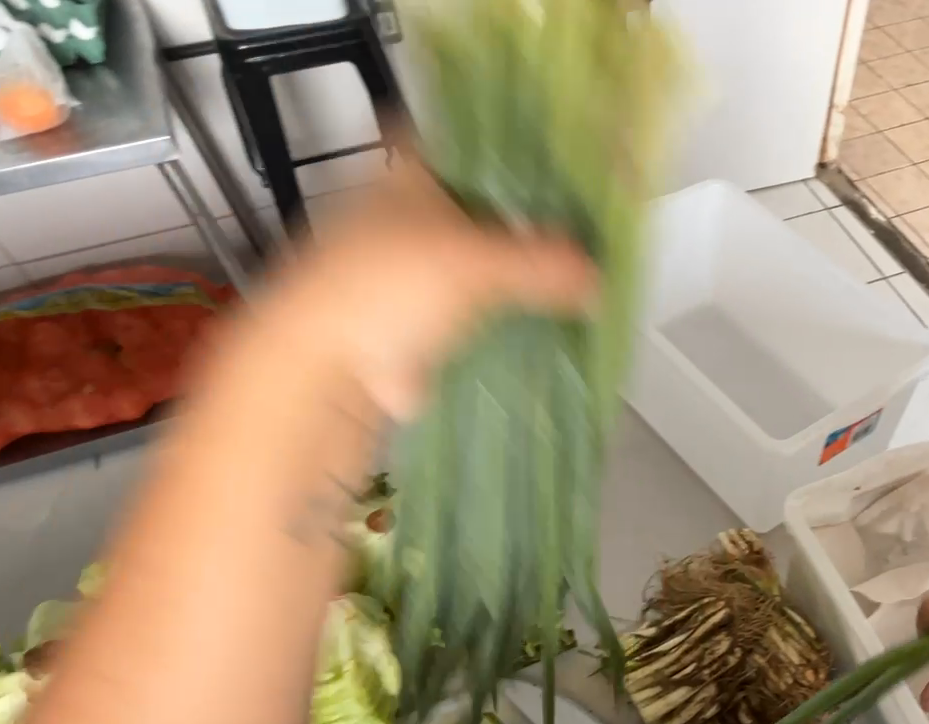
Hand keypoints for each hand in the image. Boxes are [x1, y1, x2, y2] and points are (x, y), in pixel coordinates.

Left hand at [253, 154, 597, 418]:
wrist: (329, 369)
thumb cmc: (386, 290)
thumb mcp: (475, 264)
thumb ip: (543, 264)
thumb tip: (599, 279)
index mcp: (414, 175)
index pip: (481, 149)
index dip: (528, 156)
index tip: (575, 171)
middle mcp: (414, 217)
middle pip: (493, 211)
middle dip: (539, 225)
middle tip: (591, 234)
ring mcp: (420, 272)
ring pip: (488, 265)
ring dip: (527, 277)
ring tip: (582, 278)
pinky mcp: (427, 322)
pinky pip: (482, 313)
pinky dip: (512, 318)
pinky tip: (552, 323)